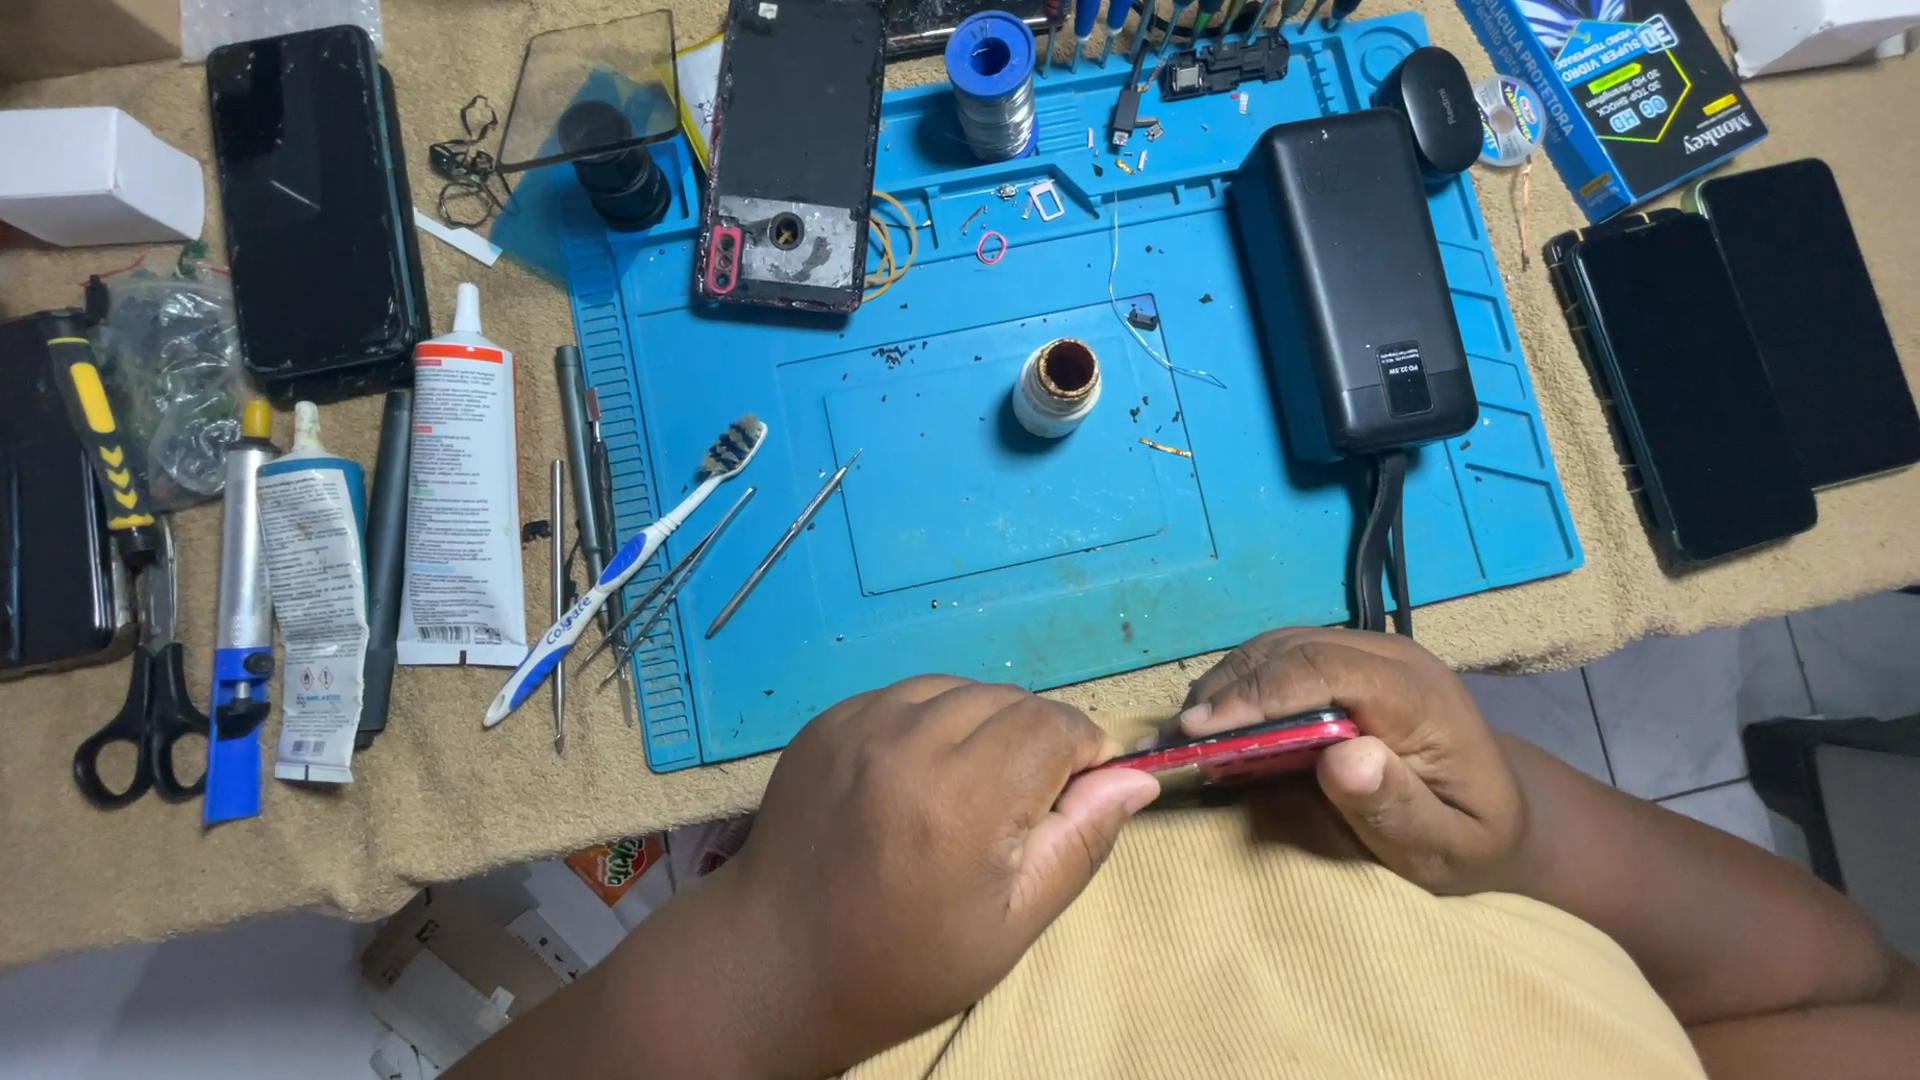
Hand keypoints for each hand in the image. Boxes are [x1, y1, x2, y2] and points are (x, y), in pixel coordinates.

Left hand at [708, 676, 1159, 1076]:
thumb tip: (1136, 777)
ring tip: (966, 782)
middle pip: (1010, 700)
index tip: (1072, 789)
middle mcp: (909, 741)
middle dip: (1035, 737)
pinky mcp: (831, 717)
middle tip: (1016, 799)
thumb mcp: (1013, 921)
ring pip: (961, 688)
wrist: (776, 958)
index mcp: (962, 797)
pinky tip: (918, 769)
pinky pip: (908, 693)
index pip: (1054, 725)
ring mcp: (861, 721)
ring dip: (984, 722)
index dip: (1081, 750)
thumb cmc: (907, 958)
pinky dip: (932, 719)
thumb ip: (1081, 839)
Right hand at [1180, 628, 1525, 894]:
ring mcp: (1361, 649)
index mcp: (1416, 692)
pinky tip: (1210, 718)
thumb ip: (1401, 806)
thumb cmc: (1472, 837)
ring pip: (1272, 647)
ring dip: (1221, 686)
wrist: (1502, 806)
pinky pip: (1275, 657)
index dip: (1253, 696)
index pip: (1320, 670)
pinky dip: (1234, 685)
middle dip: (1223, 691)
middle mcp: (1385, 654)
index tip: (1197, 731)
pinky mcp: (1339, 657)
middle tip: (1172, 739)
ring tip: (1180, 733)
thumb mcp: (1449, 847)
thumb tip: (1344, 756)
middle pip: (1285, 650)